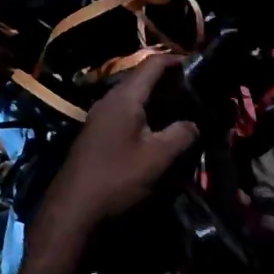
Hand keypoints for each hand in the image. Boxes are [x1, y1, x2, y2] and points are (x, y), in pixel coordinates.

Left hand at [38, 56, 199, 240]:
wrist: (73, 212)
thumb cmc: (118, 179)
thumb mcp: (159, 157)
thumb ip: (182, 134)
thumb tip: (194, 124)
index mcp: (124, 98)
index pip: (152, 64)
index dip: (177, 61)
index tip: (199, 66)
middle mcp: (109, 101)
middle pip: (142, 80)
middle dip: (170, 83)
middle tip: (196, 93)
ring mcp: (99, 119)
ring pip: (133, 99)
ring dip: (158, 102)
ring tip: (182, 112)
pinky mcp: (96, 137)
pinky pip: (125, 116)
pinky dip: (145, 117)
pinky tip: (158, 134)